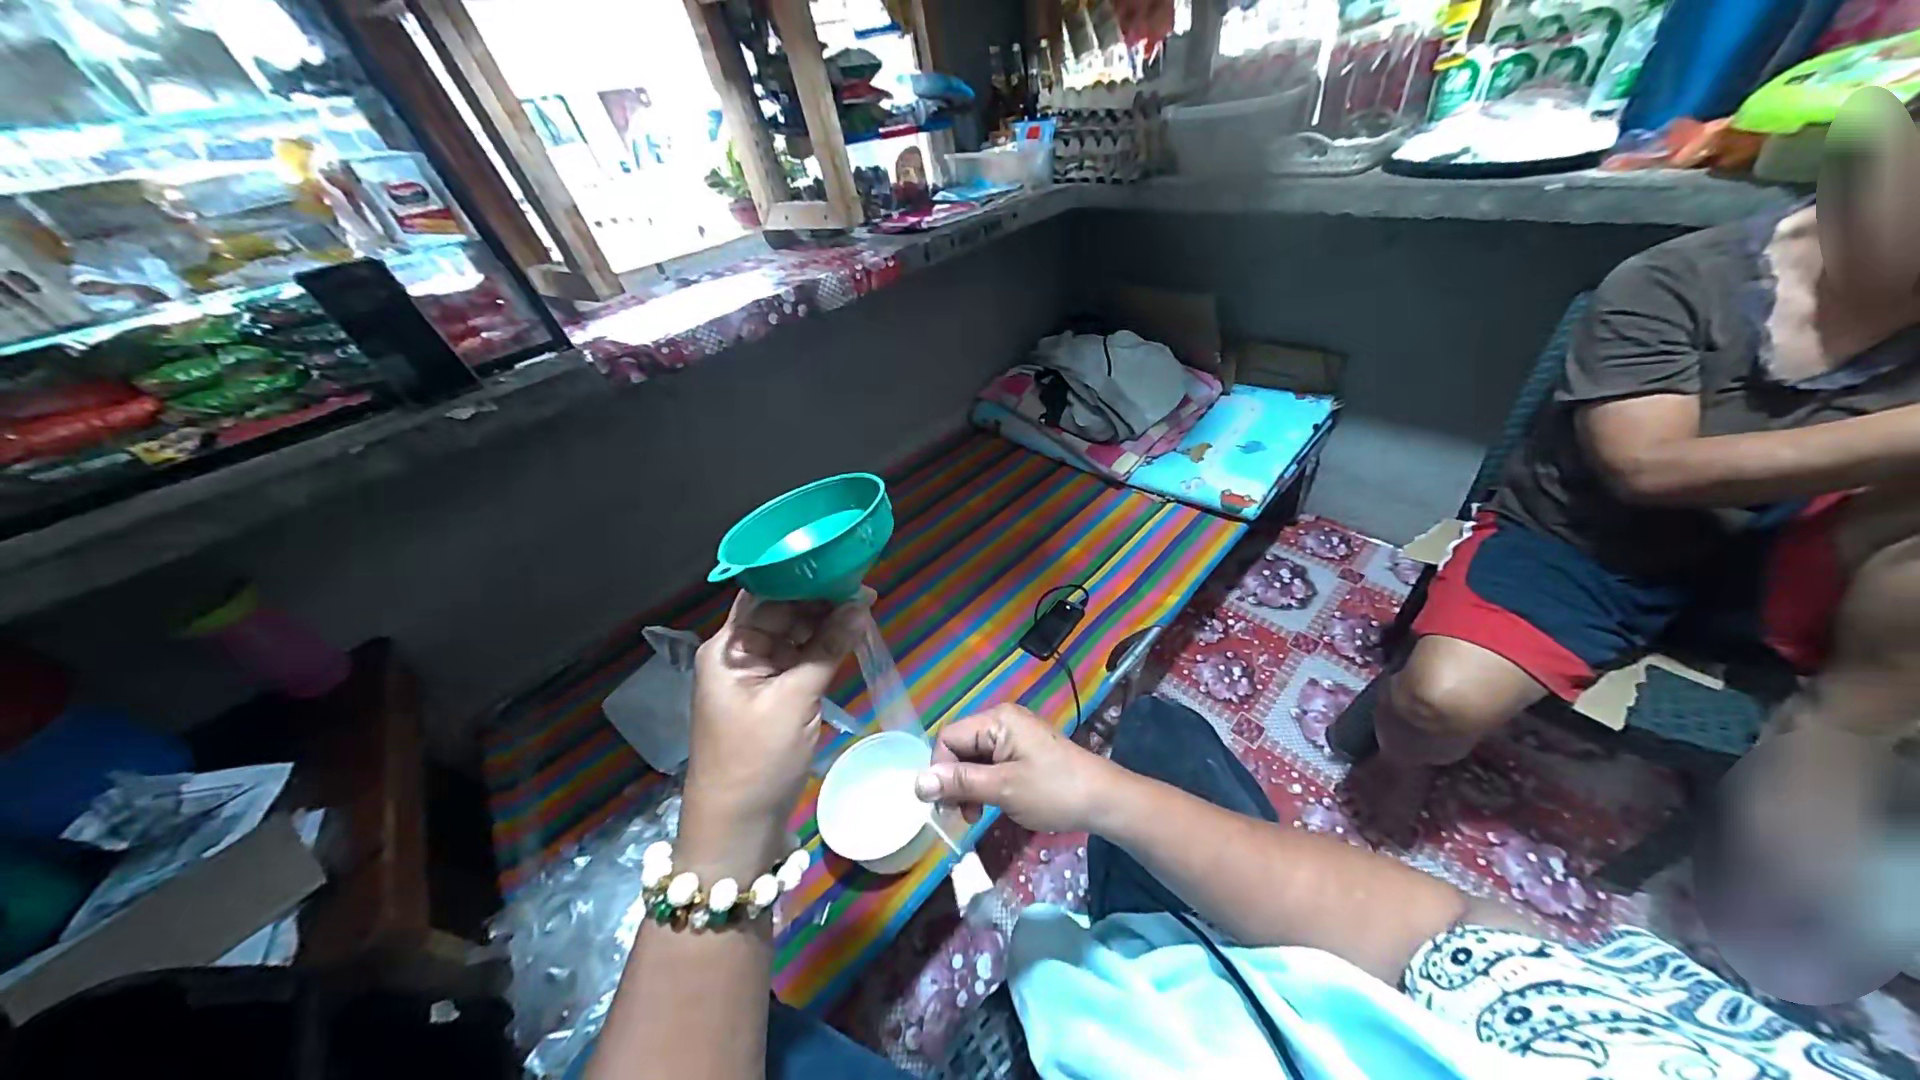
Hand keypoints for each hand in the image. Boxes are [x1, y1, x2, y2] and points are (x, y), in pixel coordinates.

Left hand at [679, 588, 871, 871]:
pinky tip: (849, 636)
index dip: (802, 577)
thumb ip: (828, 648)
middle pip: (782, 613)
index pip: (766, 595)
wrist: (738, 830)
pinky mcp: (773, 697)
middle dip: (821, 600)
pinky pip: (799, 661)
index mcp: (729, 648)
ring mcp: (757, 677)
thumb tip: (860, 604)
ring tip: (865, 607)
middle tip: (865, 589)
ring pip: (794, 636)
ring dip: (825, 624)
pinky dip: (823, 649)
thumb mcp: (795, 700)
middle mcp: (739, 655)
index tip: (842, 566)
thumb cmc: (757, 760)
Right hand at [913, 704, 1120, 833]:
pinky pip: (989, 763)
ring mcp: (1013, 736)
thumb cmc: (1054, 791)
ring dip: (967, 786)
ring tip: (974, 814)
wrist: (1104, 800)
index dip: (940, 770)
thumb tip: (917, 783)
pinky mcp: (1022, 751)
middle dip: (954, 780)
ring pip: (972, 758)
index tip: (947, 804)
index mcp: (997, 720)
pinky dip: (984, 785)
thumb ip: (960, 783)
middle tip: (960, 815)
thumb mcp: (1003, 789)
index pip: (948, 738)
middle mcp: (1002, 721)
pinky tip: (988, 806)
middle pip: (959, 747)